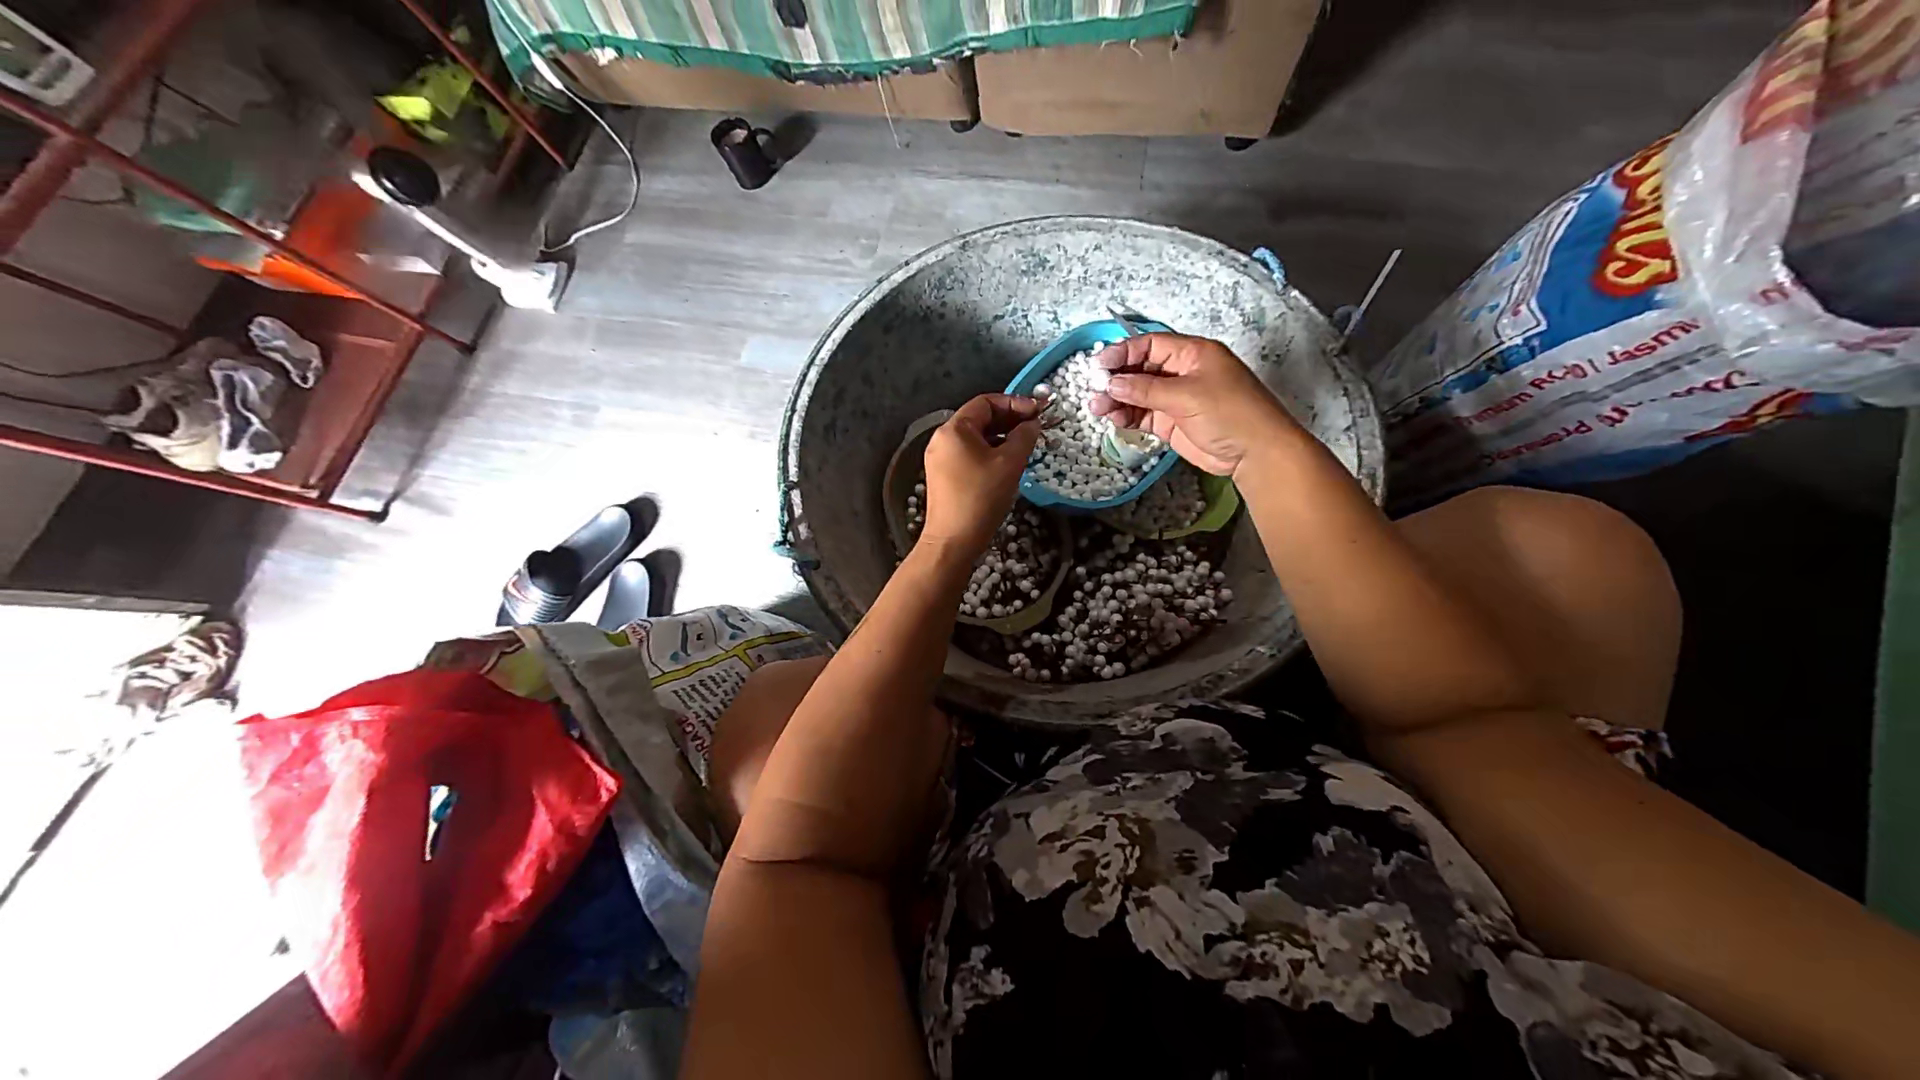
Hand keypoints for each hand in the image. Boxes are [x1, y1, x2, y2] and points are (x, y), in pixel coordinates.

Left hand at [920, 393, 1041, 557]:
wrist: (953, 541)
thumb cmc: (981, 498)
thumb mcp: (1009, 463)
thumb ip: (1024, 437)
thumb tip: (1032, 424)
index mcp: (954, 429)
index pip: (986, 402)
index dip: (1015, 403)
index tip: (1038, 412)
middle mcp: (942, 439)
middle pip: (979, 418)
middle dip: (1009, 420)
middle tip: (1036, 428)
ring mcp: (940, 459)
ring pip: (976, 438)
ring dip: (1002, 437)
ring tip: (1026, 445)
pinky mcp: (943, 476)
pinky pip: (969, 455)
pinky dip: (990, 453)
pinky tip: (1008, 463)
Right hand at [1089, 332, 1298, 475]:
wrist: (1256, 453)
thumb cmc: (1231, 414)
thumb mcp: (1187, 395)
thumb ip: (1146, 389)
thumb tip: (1113, 384)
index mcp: (1193, 354)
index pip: (1151, 344)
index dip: (1124, 352)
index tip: (1100, 365)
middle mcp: (1182, 372)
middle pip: (1141, 369)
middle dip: (1117, 378)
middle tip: (1095, 389)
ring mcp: (1176, 398)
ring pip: (1138, 393)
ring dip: (1117, 400)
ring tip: (1097, 409)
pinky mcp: (1172, 422)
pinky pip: (1143, 414)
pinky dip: (1127, 416)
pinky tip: (1113, 418)